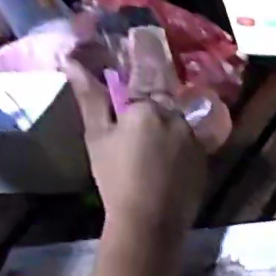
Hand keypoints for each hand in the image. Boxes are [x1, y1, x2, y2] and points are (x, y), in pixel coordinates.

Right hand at [65, 56, 206, 232]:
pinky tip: (163, 158)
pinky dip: (178, 146)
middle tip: (136, 115)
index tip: (134, 55)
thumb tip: (71, 61)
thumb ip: (90, 97)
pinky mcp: (205, 165)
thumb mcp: (97, 135)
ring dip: (166, 126)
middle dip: (151, 103)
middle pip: (165, 102)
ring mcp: (196, 143)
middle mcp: (179, 121)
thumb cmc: (117, 177)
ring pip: (179, 124)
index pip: (145, 76)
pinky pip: (190, 145)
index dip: (138, 67)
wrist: (151, 221)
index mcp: (151, 107)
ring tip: (148, 141)